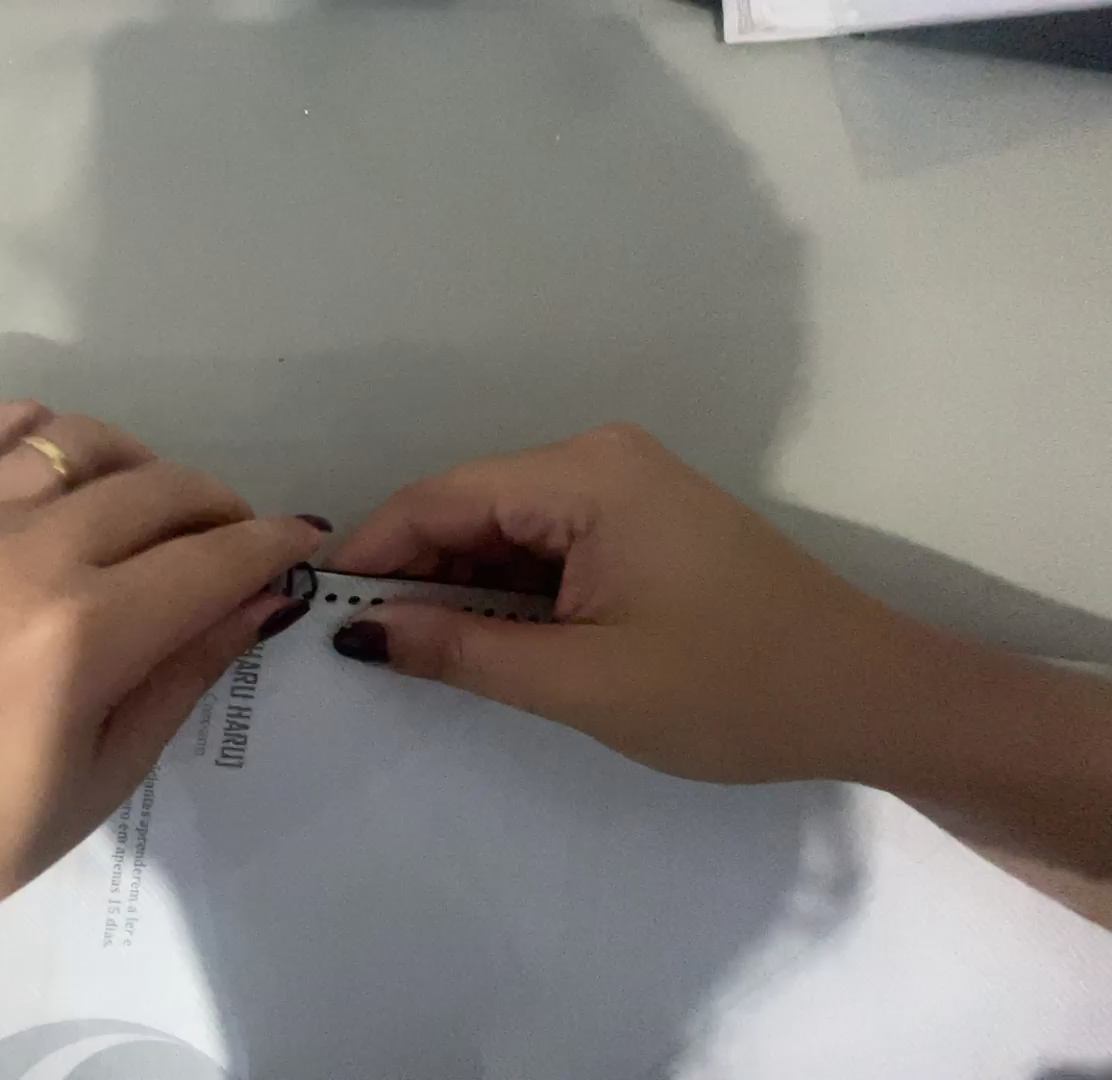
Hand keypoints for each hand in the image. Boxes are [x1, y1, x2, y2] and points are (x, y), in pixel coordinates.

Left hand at [0, 403, 322, 1079]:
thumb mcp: (112, 768)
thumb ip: (190, 665)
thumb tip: (264, 595)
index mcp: (80, 635)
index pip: (209, 560)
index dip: (271, 546)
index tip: (303, 542)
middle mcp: (22, 556)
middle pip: (157, 490)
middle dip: (220, 509)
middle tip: (237, 544)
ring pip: (79, 441)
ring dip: (141, 463)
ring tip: (155, 510)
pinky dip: (35, 429)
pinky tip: (61, 468)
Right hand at [327, 423, 920, 784]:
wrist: (886, 705)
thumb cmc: (736, 692)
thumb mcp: (580, 682)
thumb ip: (457, 650)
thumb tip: (356, 633)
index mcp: (585, 478)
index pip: (439, 498)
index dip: (373, 550)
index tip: (323, 607)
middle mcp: (593, 460)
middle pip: (462, 507)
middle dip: (411, 572)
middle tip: (368, 640)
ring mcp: (613, 485)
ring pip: (491, 527)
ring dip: (451, 584)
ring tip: (422, 645)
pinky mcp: (624, 518)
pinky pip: (529, 542)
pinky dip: (494, 587)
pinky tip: (482, 631)